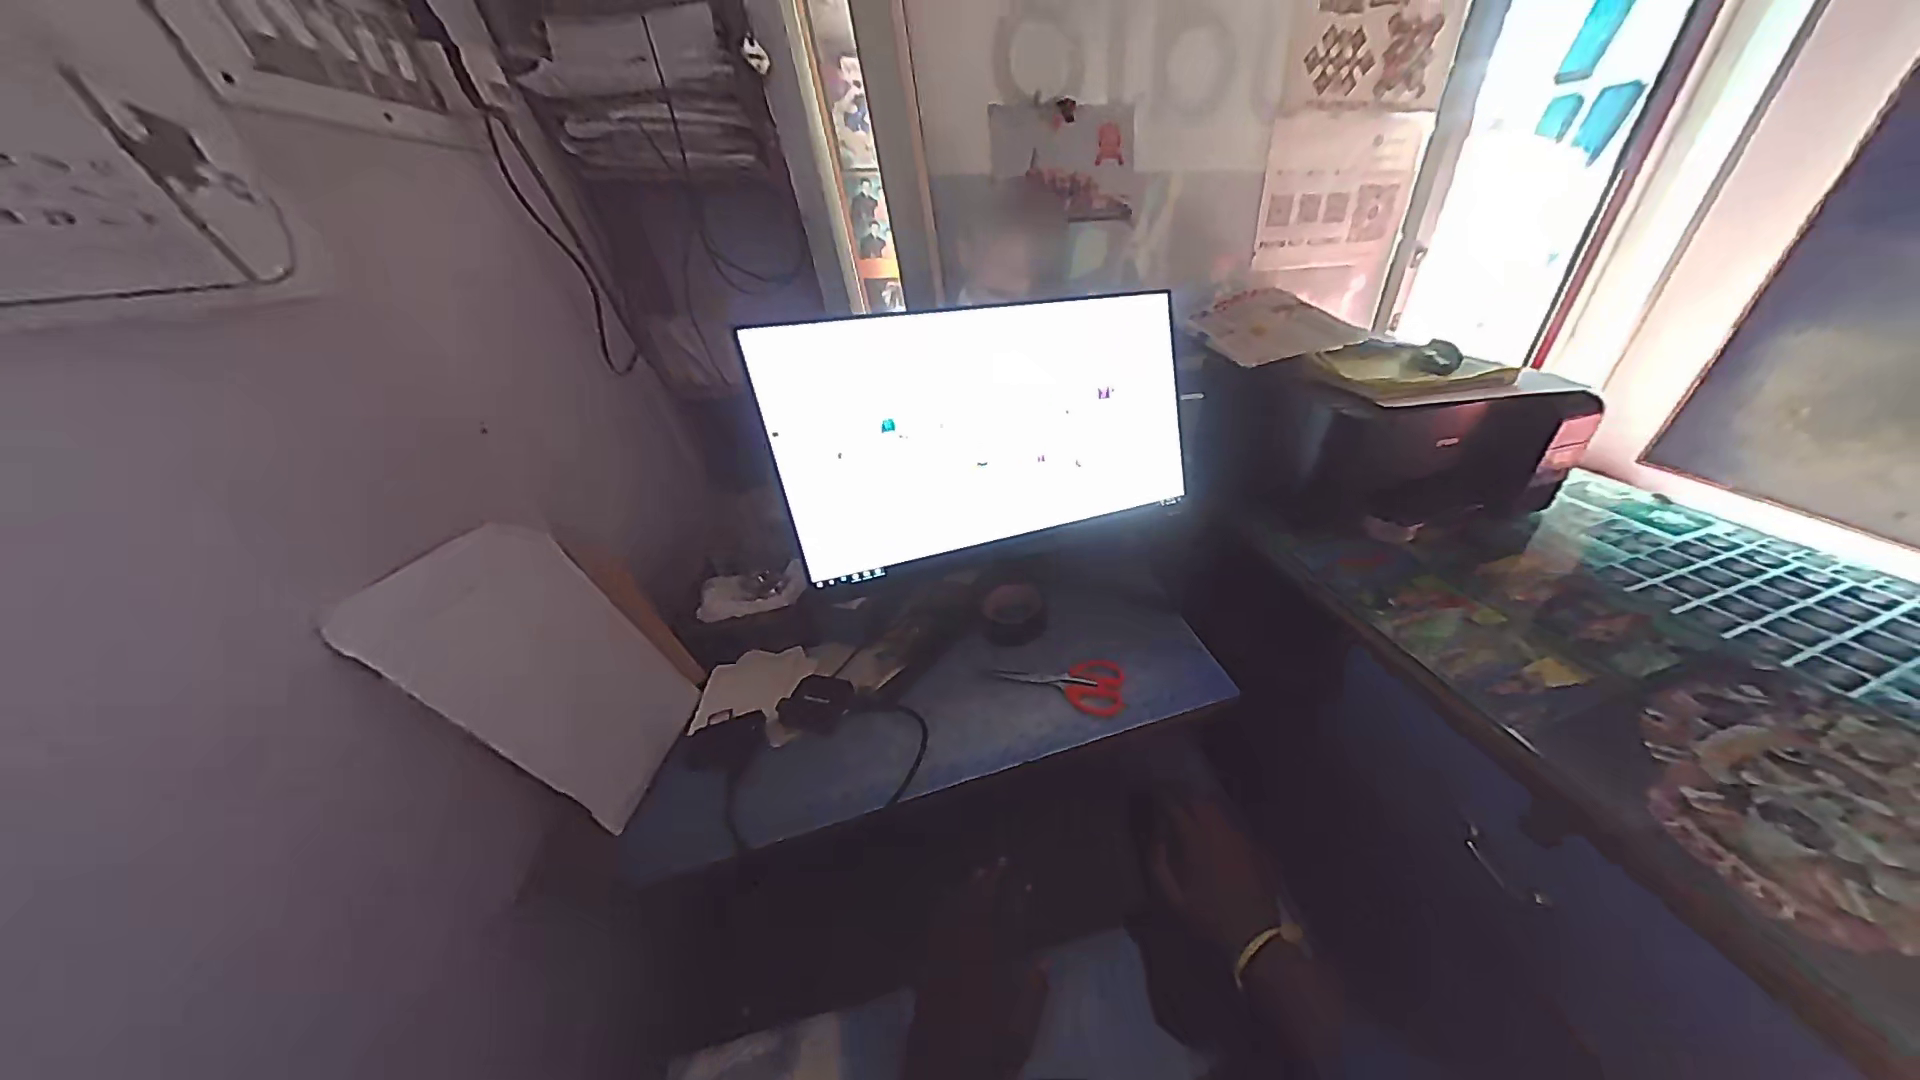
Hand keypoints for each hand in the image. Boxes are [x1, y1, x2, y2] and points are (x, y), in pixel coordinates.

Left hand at [903, 861, 1048, 1079]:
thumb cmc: (984, 1063)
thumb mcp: (1019, 1040)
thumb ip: (1033, 999)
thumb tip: (1045, 962)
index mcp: (994, 976)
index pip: (1009, 927)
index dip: (1017, 901)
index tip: (1025, 881)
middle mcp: (967, 961)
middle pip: (979, 911)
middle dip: (991, 883)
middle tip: (1001, 861)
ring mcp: (943, 963)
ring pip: (955, 915)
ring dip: (968, 890)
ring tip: (979, 870)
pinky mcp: (926, 971)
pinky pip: (936, 929)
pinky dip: (945, 909)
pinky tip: (950, 899)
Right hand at [1146, 796, 1278, 956]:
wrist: (1255, 939)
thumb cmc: (1209, 920)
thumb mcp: (1173, 899)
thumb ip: (1158, 864)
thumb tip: (1153, 838)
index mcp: (1196, 841)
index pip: (1175, 807)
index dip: (1162, 797)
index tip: (1152, 794)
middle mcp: (1218, 832)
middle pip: (1199, 801)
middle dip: (1184, 797)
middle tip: (1173, 802)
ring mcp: (1240, 839)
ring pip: (1218, 810)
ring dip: (1202, 808)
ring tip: (1192, 815)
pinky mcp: (1255, 848)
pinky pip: (1234, 825)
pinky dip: (1220, 824)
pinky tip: (1216, 835)